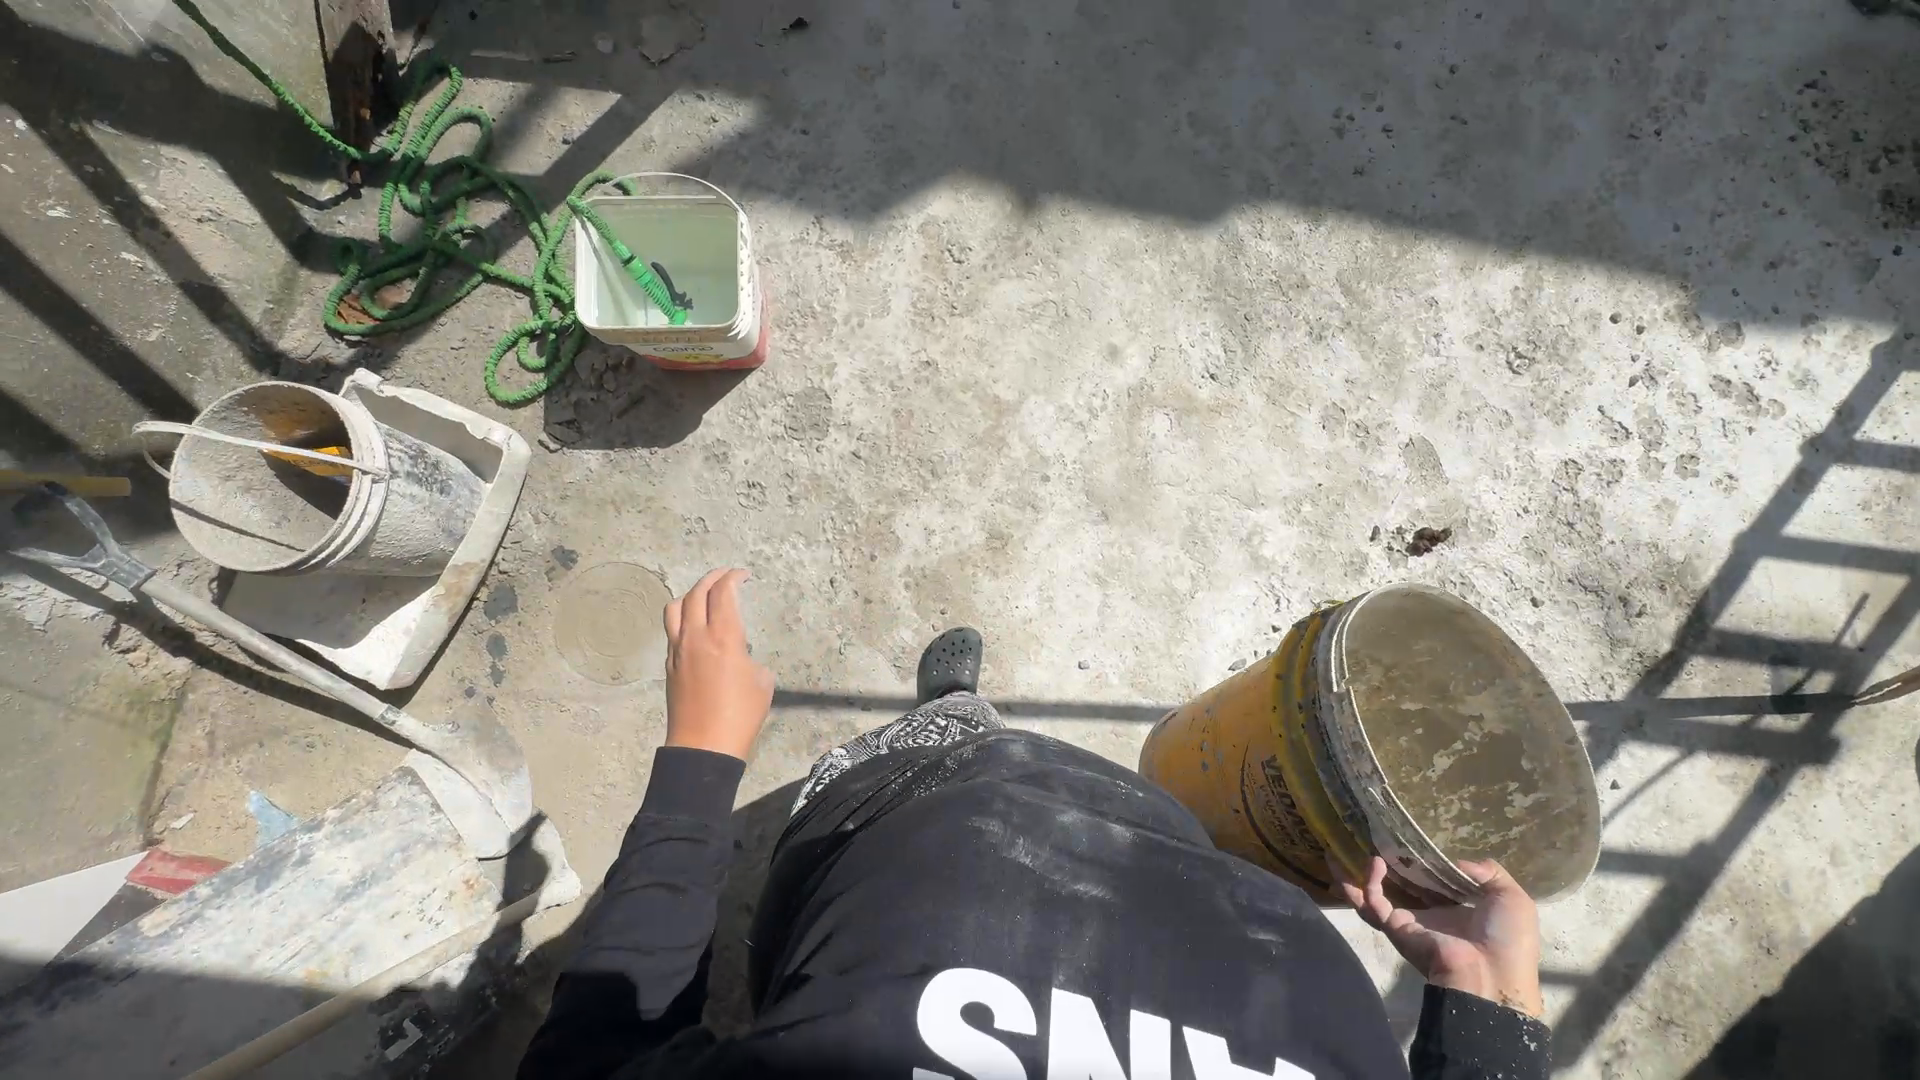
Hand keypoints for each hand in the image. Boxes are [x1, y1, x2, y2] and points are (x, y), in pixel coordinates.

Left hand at [663, 568, 774, 760]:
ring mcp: (678, 650)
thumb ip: (750, 657)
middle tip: (727, 576)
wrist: (704, 745)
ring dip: (691, 594)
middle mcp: (696, 636)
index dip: (733, 577)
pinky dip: (684, 618)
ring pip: (675, 608)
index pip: (723, 593)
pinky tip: (697, 627)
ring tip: (705, 595)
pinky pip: (673, 630)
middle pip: (697, 593)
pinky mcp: (669, 665)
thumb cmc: (741, 714)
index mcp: (723, 636)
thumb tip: (738, 655)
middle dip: (713, 578)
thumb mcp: (762, 681)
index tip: (744, 575)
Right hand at [1335, 855, 1543, 1018]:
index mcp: (1453, 911)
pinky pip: (1373, 901)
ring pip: (1370, 895)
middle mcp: (1426, 915)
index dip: (1412, 864)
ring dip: (1353, 875)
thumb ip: (1488, 872)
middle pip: (1392, 887)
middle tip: (1356, 845)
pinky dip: (1369, 881)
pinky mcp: (1394, 926)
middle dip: (1373, 870)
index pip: (1426, 883)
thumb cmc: (1506, 938)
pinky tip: (1374, 863)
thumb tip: (1454, 860)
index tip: (1401, 844)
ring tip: (1335, 852)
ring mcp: (1407, 922)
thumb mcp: (1512, 899)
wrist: (1492, 973)